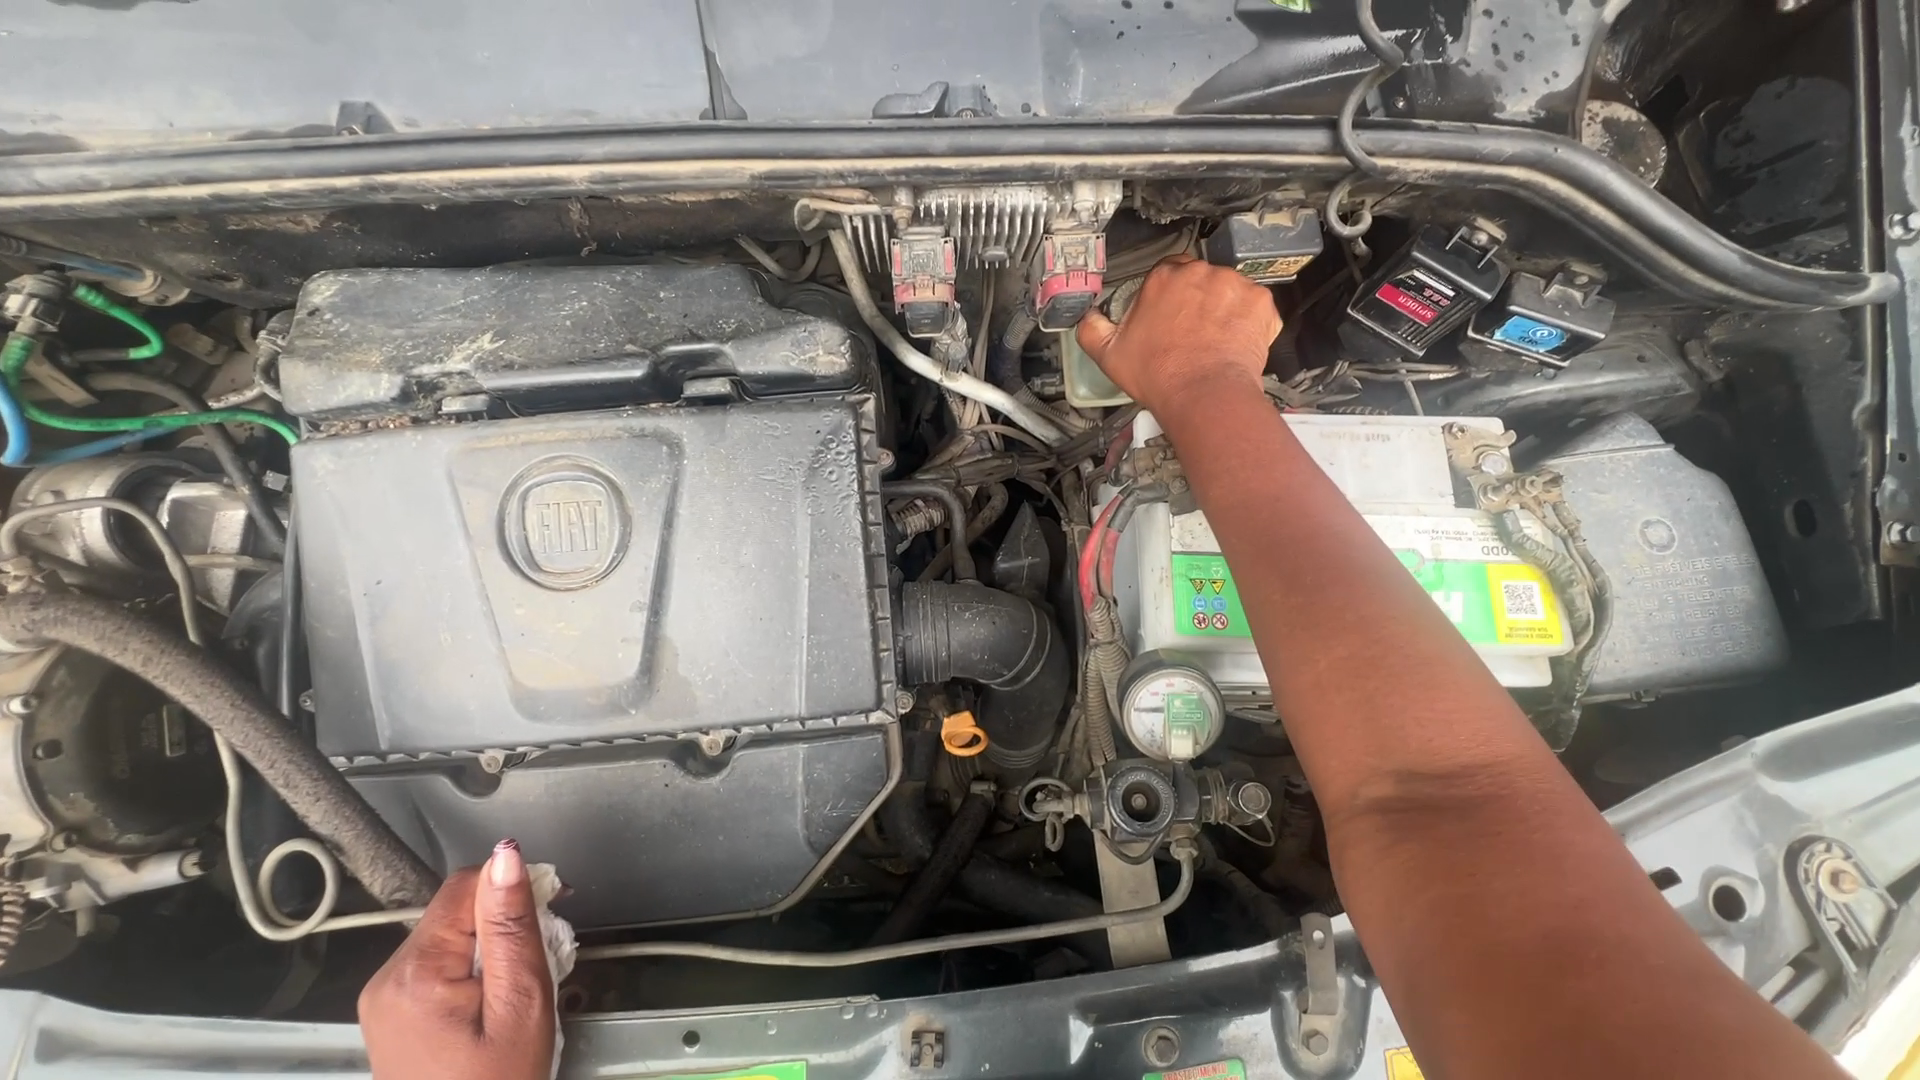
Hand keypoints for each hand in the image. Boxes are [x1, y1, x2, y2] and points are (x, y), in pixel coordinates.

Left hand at [360, 841, 555, 1079]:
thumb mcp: (521, 1002)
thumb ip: (512, 925)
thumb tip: (506, 854)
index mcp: (416, 971)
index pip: (467, 885)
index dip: (513, 889)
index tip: (549, 917)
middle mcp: (386, 976)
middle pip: (456, 908)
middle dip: (504, 920)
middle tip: (539, 961)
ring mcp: (382, 996)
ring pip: (450, 932)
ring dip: (491, 942)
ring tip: (516, 986)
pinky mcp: (390, 1011)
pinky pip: (439, 960)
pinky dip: (473, 965)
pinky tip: (492, 999)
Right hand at [1076, 255, 1280, 418]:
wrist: (1203, 395)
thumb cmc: (1160, 375)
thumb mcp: (1109, 356)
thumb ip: (1092, 329)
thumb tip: (1088, 318)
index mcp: (1163, 279)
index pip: (1167, 271)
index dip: (1168, 294)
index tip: (1168, 313)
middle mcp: (1199, 273)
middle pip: (1199, 279)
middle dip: (1197, 301)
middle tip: (1190, 332)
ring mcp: (1233, 285)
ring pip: (1228, 291)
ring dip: (1223, 310)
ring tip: (1212, 341)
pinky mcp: (1259, 302)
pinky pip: (1254, 307)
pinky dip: (1247, 322)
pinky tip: (1232, 343)